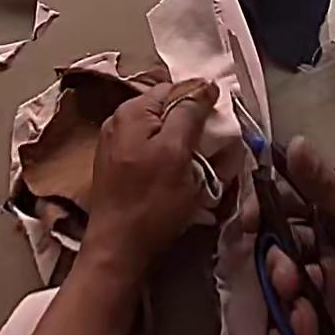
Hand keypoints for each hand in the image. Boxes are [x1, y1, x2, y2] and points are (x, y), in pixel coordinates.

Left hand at [83, 79, 220, 275]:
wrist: (117, 250)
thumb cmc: (151, 201)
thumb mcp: (177, 153)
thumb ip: (188, 113)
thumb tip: (204, 84)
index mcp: (131, 111)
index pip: (174, 88)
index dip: (199, 100)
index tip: (220, 121)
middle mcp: (118, 120)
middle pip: (164, 108)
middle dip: (190, 123)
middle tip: (211, 146)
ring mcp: (114, 143)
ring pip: (158, 130)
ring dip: (179, 142)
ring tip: (197, 164)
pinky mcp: (116, 165)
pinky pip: (148, 148)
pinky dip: (166, 155)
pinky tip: (176, 175)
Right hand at [247, 138, 334, 334]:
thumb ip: (328, 189)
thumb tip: (296, 142)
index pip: (288, 198)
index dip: (263, 206)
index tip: (249, 220)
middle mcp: (324, 244)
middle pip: (279, 244)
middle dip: (276, 263)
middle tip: (288, 280)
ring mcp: (321, 285)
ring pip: (282, 284)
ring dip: (286, 302)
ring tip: (306, 319)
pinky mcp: (320, 324)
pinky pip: (288, 323)